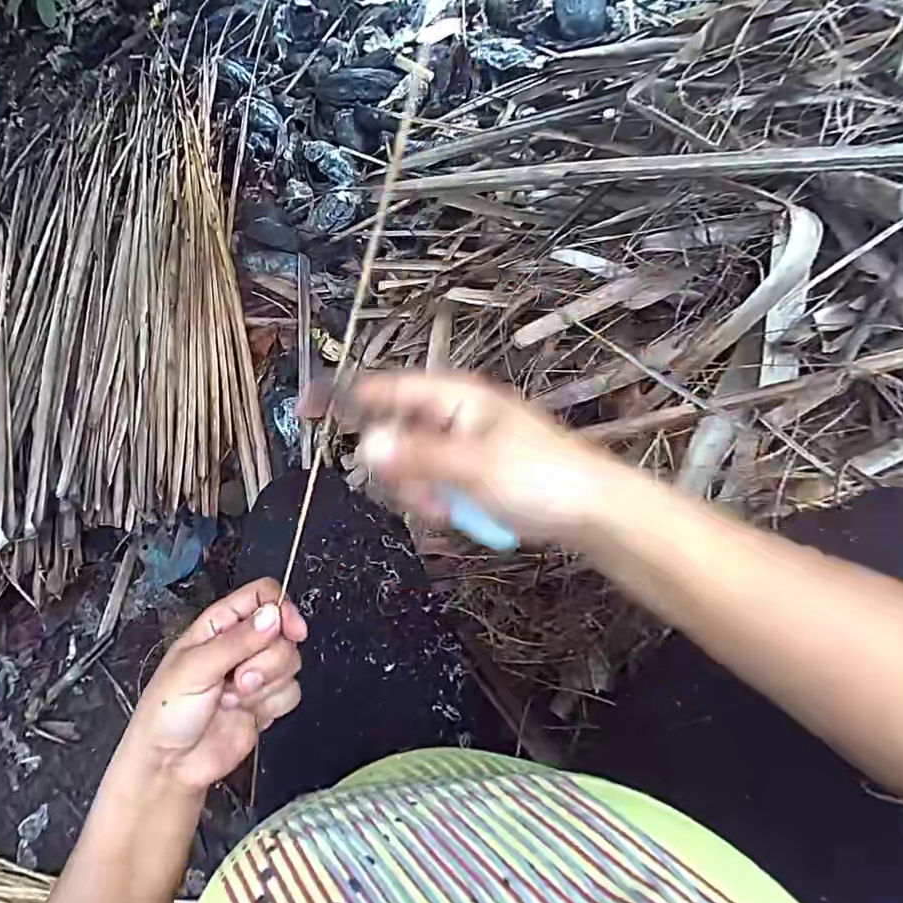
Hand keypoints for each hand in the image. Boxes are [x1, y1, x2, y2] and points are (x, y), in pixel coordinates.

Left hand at [117, 578, 307, 793]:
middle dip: (267, 660)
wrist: (170, 764)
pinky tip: (245, 712)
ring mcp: (255, 673)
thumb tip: (272, 614)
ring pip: (290, 662)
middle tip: (238, 678)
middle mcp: (241, 644)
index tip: (290, 630)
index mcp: (219, 623)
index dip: (281, 608)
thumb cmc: (166, 710)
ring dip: (267, 685)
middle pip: (283, 632)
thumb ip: (238, 640)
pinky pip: (291, 692)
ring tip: (234, 698)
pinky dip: (272, 706)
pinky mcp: (266, 701)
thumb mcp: (196, 667)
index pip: (263, 596)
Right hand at [328, 371, 637, 544]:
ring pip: (407, 461)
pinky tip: (454, 513)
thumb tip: (365, 446)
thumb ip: (416, 457)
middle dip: (396, 469)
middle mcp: (452, 413)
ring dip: (416, 489)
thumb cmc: (542, 479)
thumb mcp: (474, 468)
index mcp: (454, 397)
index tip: (305, 407)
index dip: (342, 396)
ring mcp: (459, 441)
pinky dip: (433, 498)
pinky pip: (429, 479)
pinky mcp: (467, 467)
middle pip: (392, 433)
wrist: (597, 511)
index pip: (384, 388)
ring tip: (446, 511)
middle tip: (421, 497)